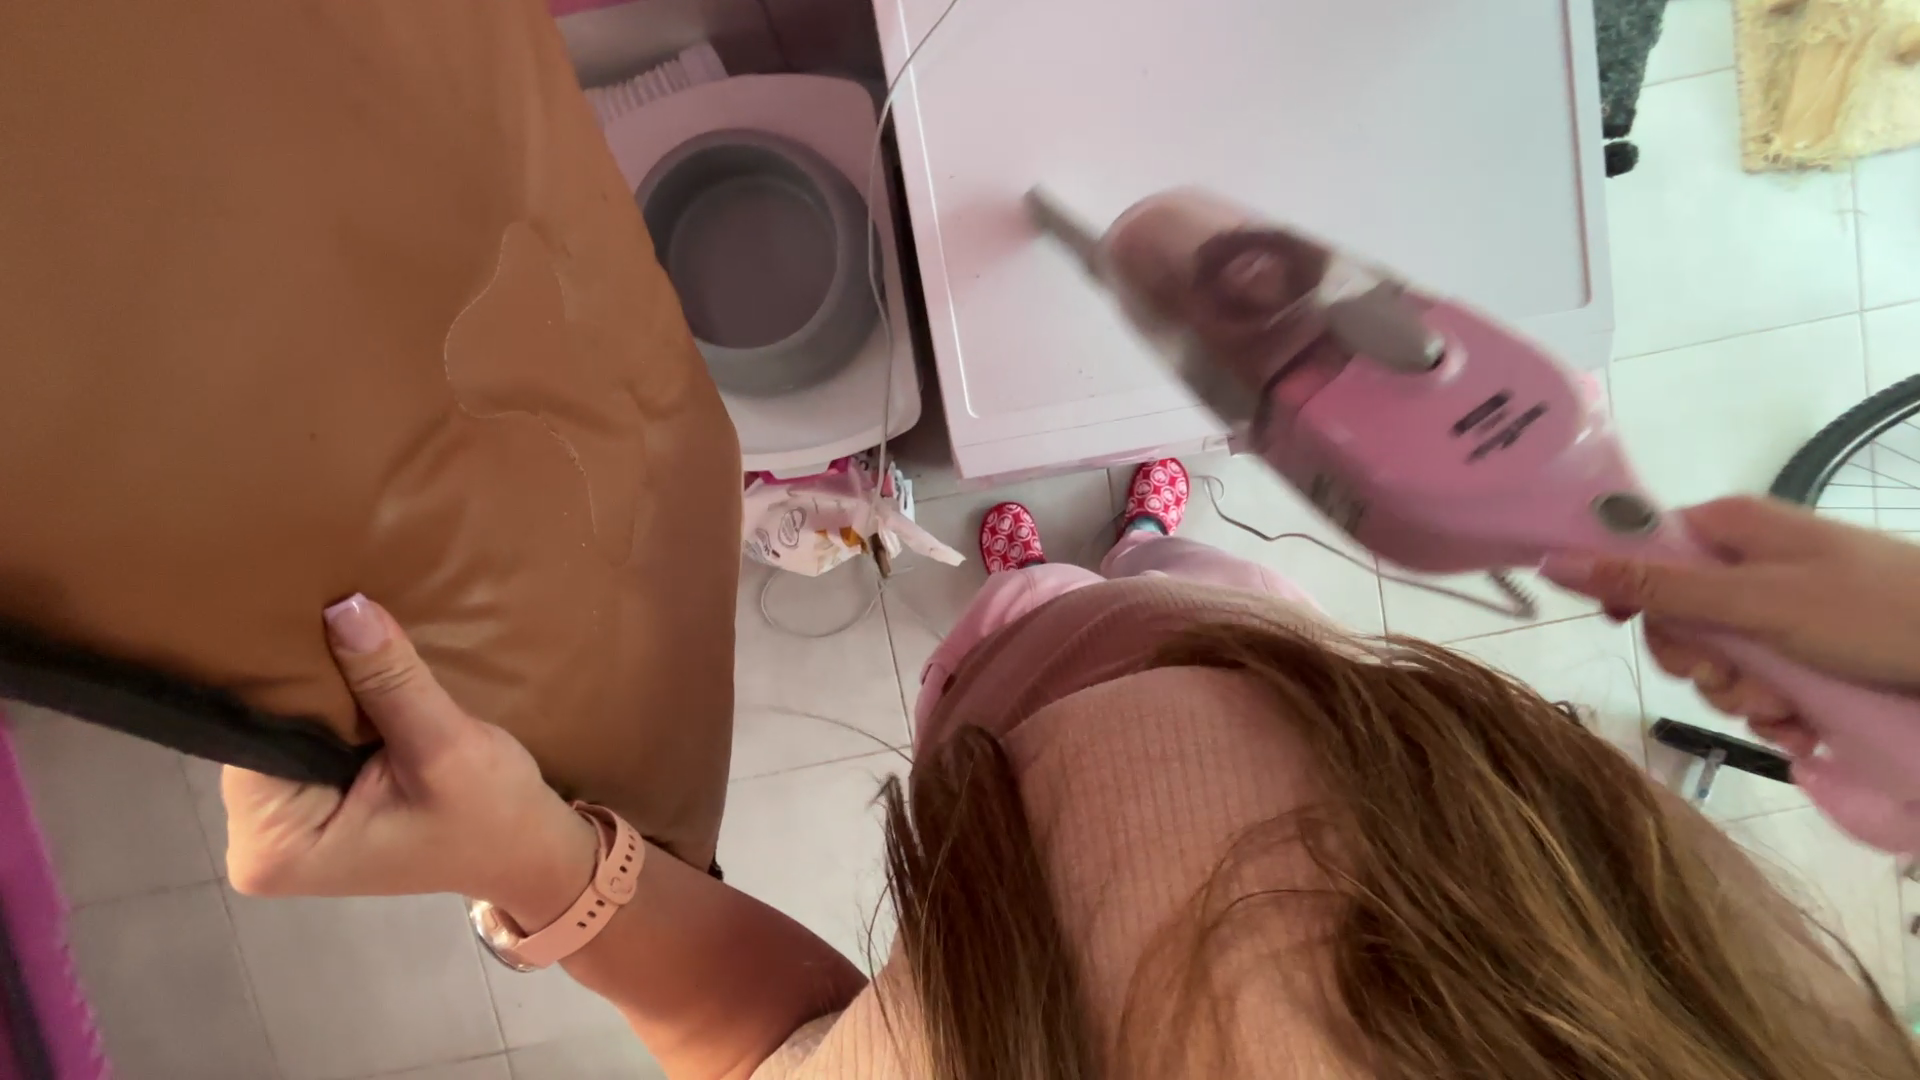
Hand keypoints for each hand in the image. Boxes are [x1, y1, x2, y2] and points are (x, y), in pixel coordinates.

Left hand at [222, 595, 597, 931]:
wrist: (533, 848)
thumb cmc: (493, 811)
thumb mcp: (446, 744)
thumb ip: (392, 681)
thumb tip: (344, 607)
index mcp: (272, 847)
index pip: (254, 741)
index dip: (296, 685)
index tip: (327, 627)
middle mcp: (260, 846)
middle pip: (270, 740)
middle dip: (320, 693)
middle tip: (354, 631)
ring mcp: (289, 833)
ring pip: (297, 740)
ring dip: (339, 703)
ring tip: (368, 654)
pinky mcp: (322, 815)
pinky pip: (318, 751)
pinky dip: (352, 720)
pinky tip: (378, 692)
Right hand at [1544, 496, 1919, 717]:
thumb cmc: (1883, 614)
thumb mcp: (1755, 601)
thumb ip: (1650, 585)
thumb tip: (1549, 561)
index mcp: (1732, 530)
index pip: (1639, 551)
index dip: (1627, 592)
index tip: (1630, 627)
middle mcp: (1752, 563)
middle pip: (1674, 613)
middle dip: (1697, 660)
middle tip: (1730, 680)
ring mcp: (1786, 609)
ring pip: (1716, 656)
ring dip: (1737, 694)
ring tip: (1786, 712)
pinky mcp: (1818, 652)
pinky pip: (1760, 682)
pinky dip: (1773, 711)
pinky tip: (1802, 726)